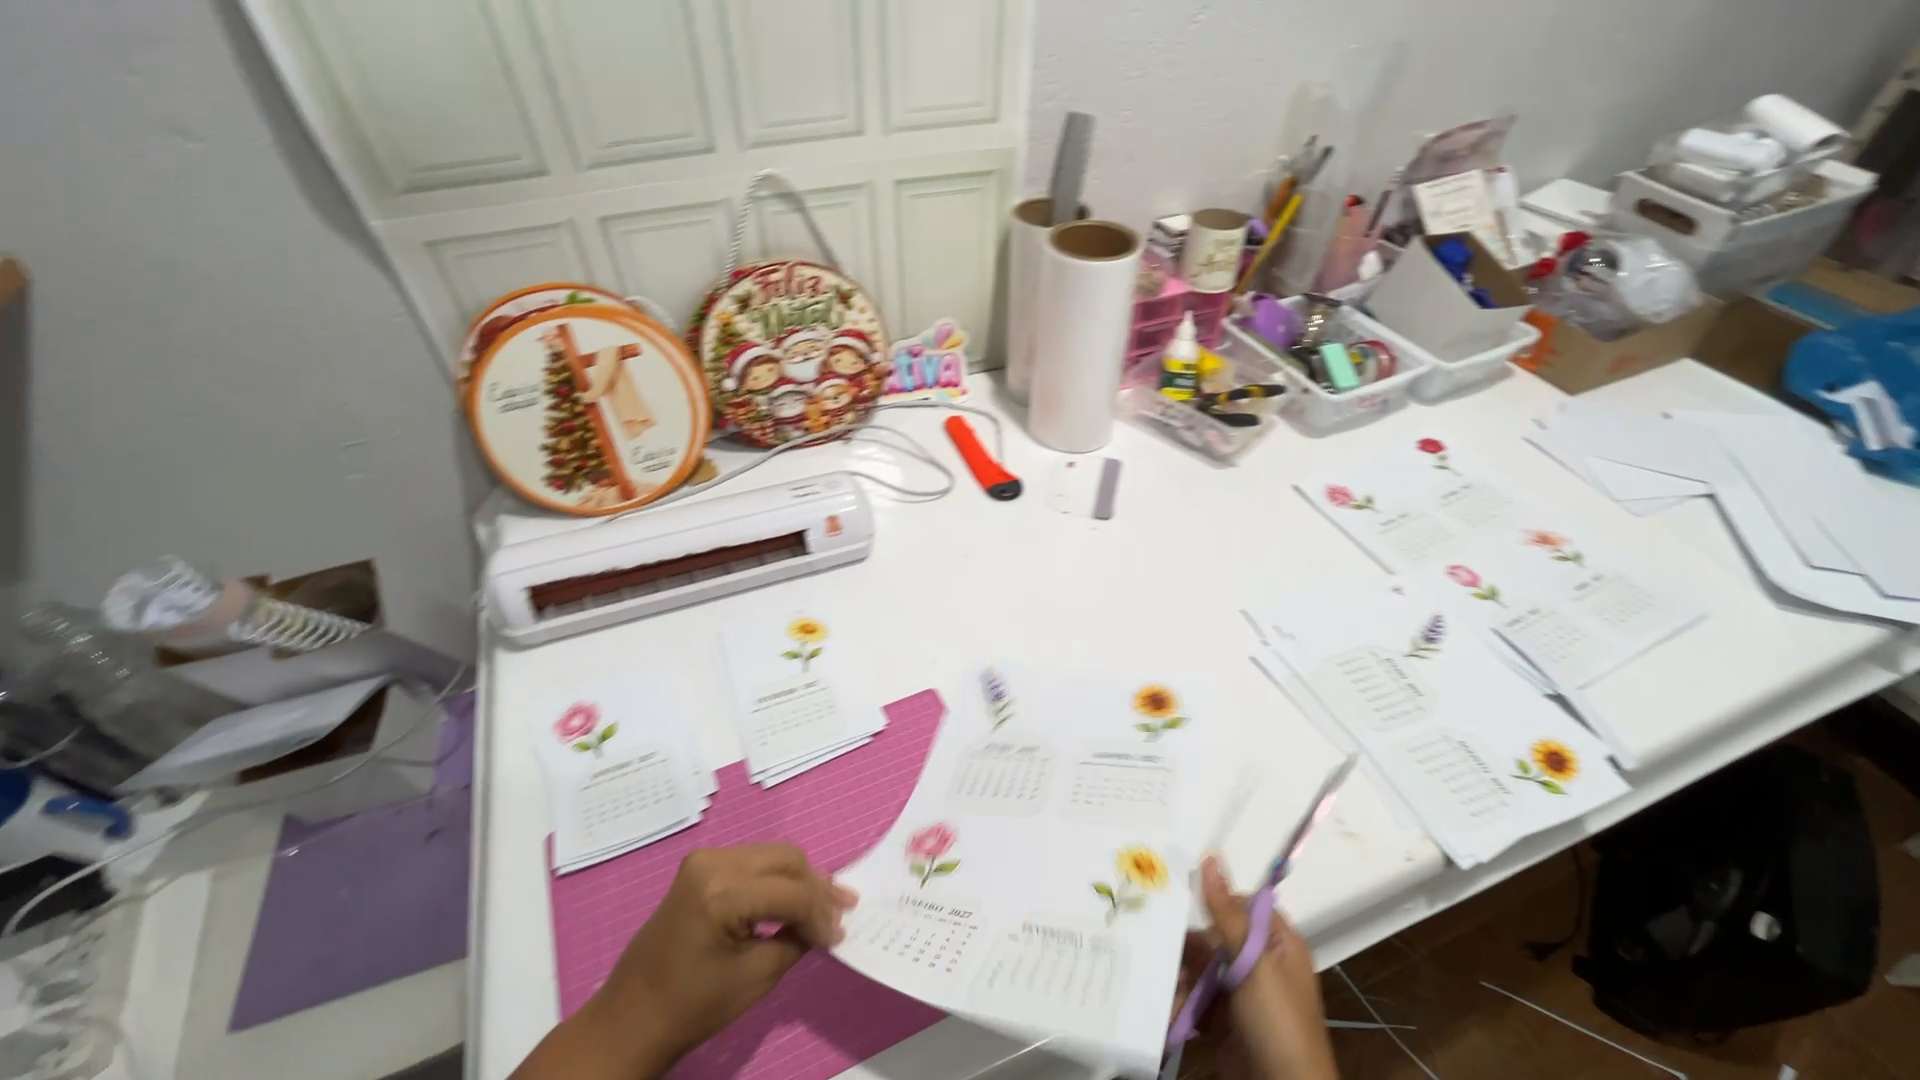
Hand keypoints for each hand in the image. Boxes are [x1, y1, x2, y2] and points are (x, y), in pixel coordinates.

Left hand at [512, 844, 856, 1079]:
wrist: (633, 1016)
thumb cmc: (693, 1005)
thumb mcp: (757, 976)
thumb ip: (796, 940)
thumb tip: (824, 924)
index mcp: (722, 892)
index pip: (792, 892)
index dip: (820, 914)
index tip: (838, 938)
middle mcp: (713, 863)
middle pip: (786, 859)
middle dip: (816, 887)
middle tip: (843, 912)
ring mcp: (703, 860)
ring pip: (772, 856)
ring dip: (800, 880)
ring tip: (827, 905)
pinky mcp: (700, 867)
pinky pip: (752, 863)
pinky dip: (777, 879)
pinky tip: (794, 899)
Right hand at [1174, 857, 1337, 1079]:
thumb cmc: (1277, 1023)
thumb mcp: (1253, 963)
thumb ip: (1227, 913)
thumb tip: (1211, 857)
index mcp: (1279, 945)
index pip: (1243, 905)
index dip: (1215, 900)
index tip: (1178, 895)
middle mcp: (1261, 965)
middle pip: (1215, 937)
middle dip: (1188, 945)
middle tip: (1156, 940)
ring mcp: (1242, 995)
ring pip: (1201, 968)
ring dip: (1181, 977)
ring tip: (1162, 983)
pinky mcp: (1224, 1021)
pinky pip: (1195, 999)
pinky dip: (1181, 1003)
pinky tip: (1169, 1010)